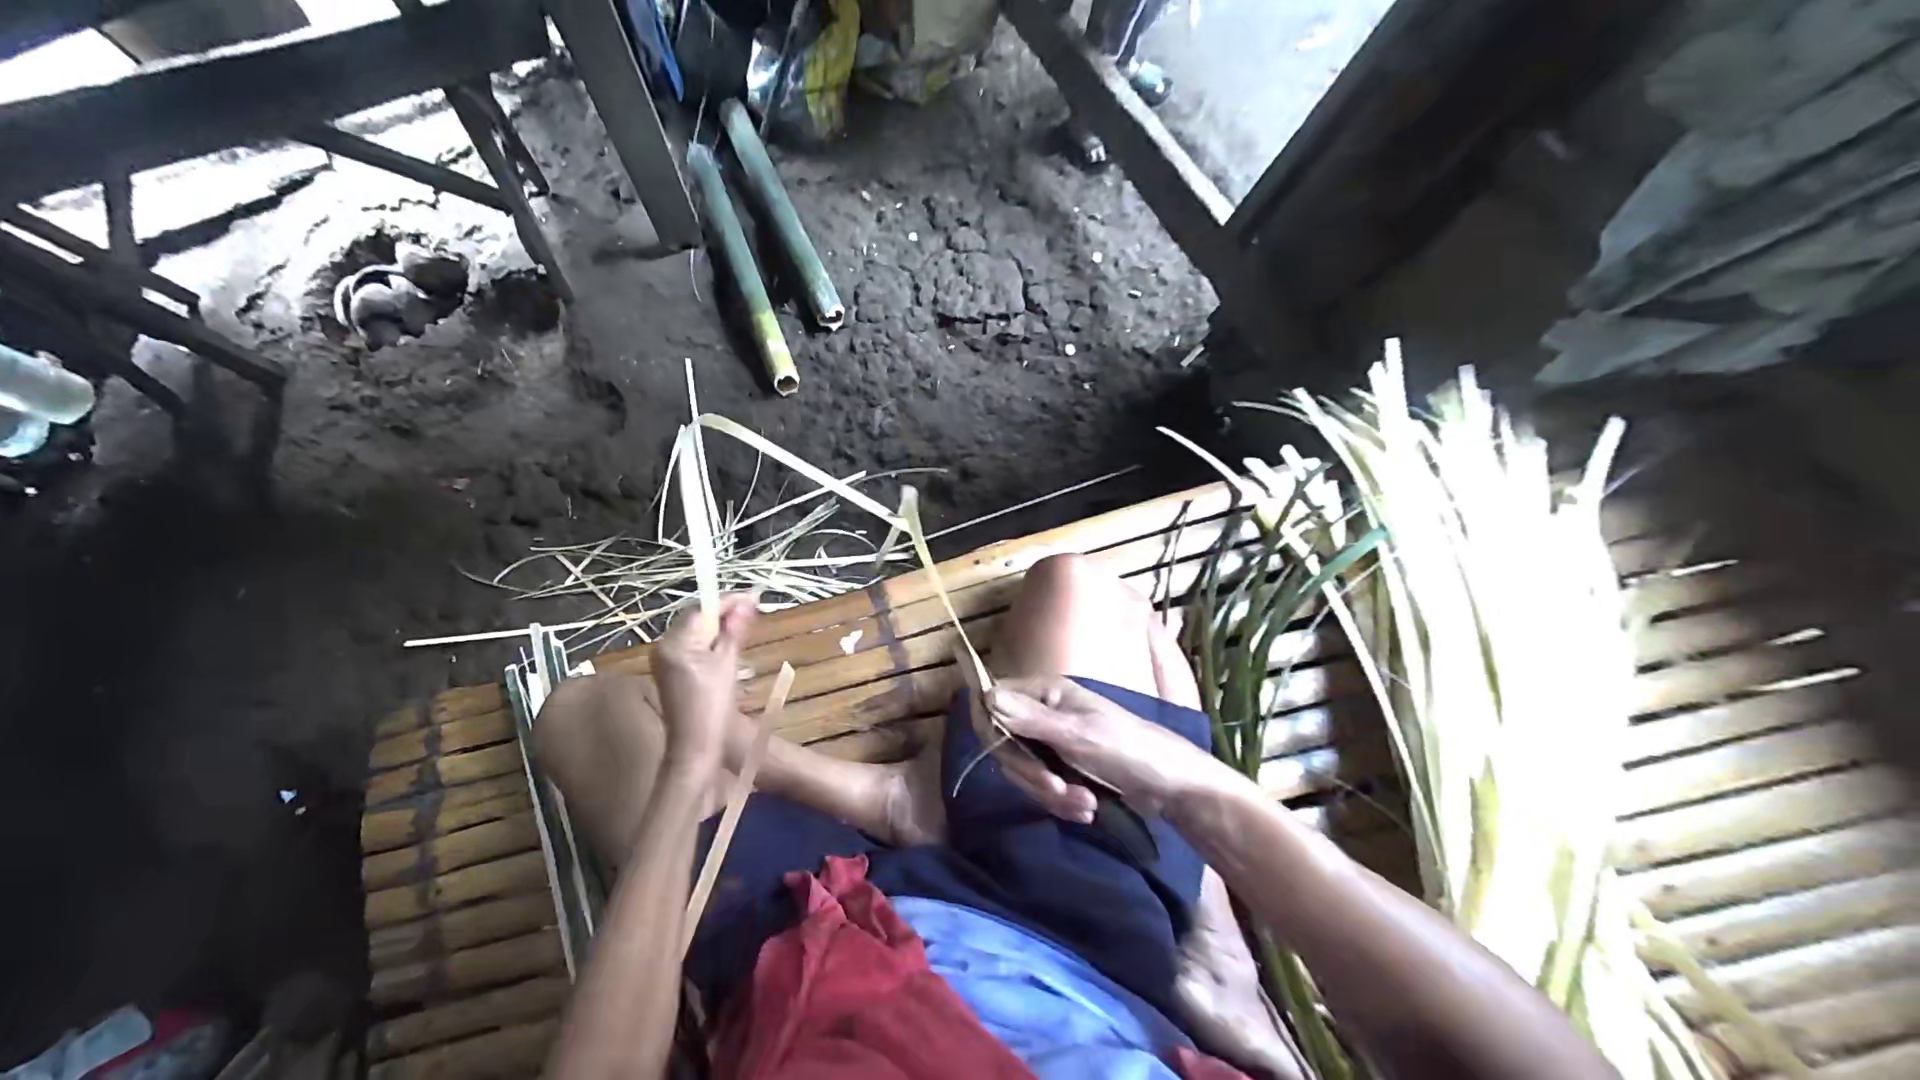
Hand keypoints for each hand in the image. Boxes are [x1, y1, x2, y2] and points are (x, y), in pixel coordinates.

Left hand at [652, 593, 757, 768]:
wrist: (694, 747)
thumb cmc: (713, 706)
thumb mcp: (728, 663)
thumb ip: (735, 630)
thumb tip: (748, 601)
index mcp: (675, 644)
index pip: (702, 610)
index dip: (728, 601)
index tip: (754, 596)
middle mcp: (663, 647)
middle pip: (695, 618)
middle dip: (723, 612)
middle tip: (752, 609)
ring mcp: (662, 659)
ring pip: (693, 631)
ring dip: (717, 626)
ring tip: (744, 624)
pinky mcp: (668, 670)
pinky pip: (690, 645)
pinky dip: (708, 641)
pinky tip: (727, 643)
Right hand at [984, 675, 1235, 818]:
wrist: (1173, 788)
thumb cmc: (1129, 749)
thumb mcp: (1077, 735)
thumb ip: (1030, 719)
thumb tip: (985, 696)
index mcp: (1046, 692)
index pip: (993, 702)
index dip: (991, 729)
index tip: (1006, 757)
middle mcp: (1043, 713)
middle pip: (1005, 743)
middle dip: (1031, 774)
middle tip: (1059, 790)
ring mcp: (1053, 742)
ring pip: (1023, 771)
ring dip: (1051, 794)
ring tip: (1086, 803)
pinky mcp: (1063, 769)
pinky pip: (1042, 787)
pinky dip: (1062, 803)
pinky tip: (1087, 809)